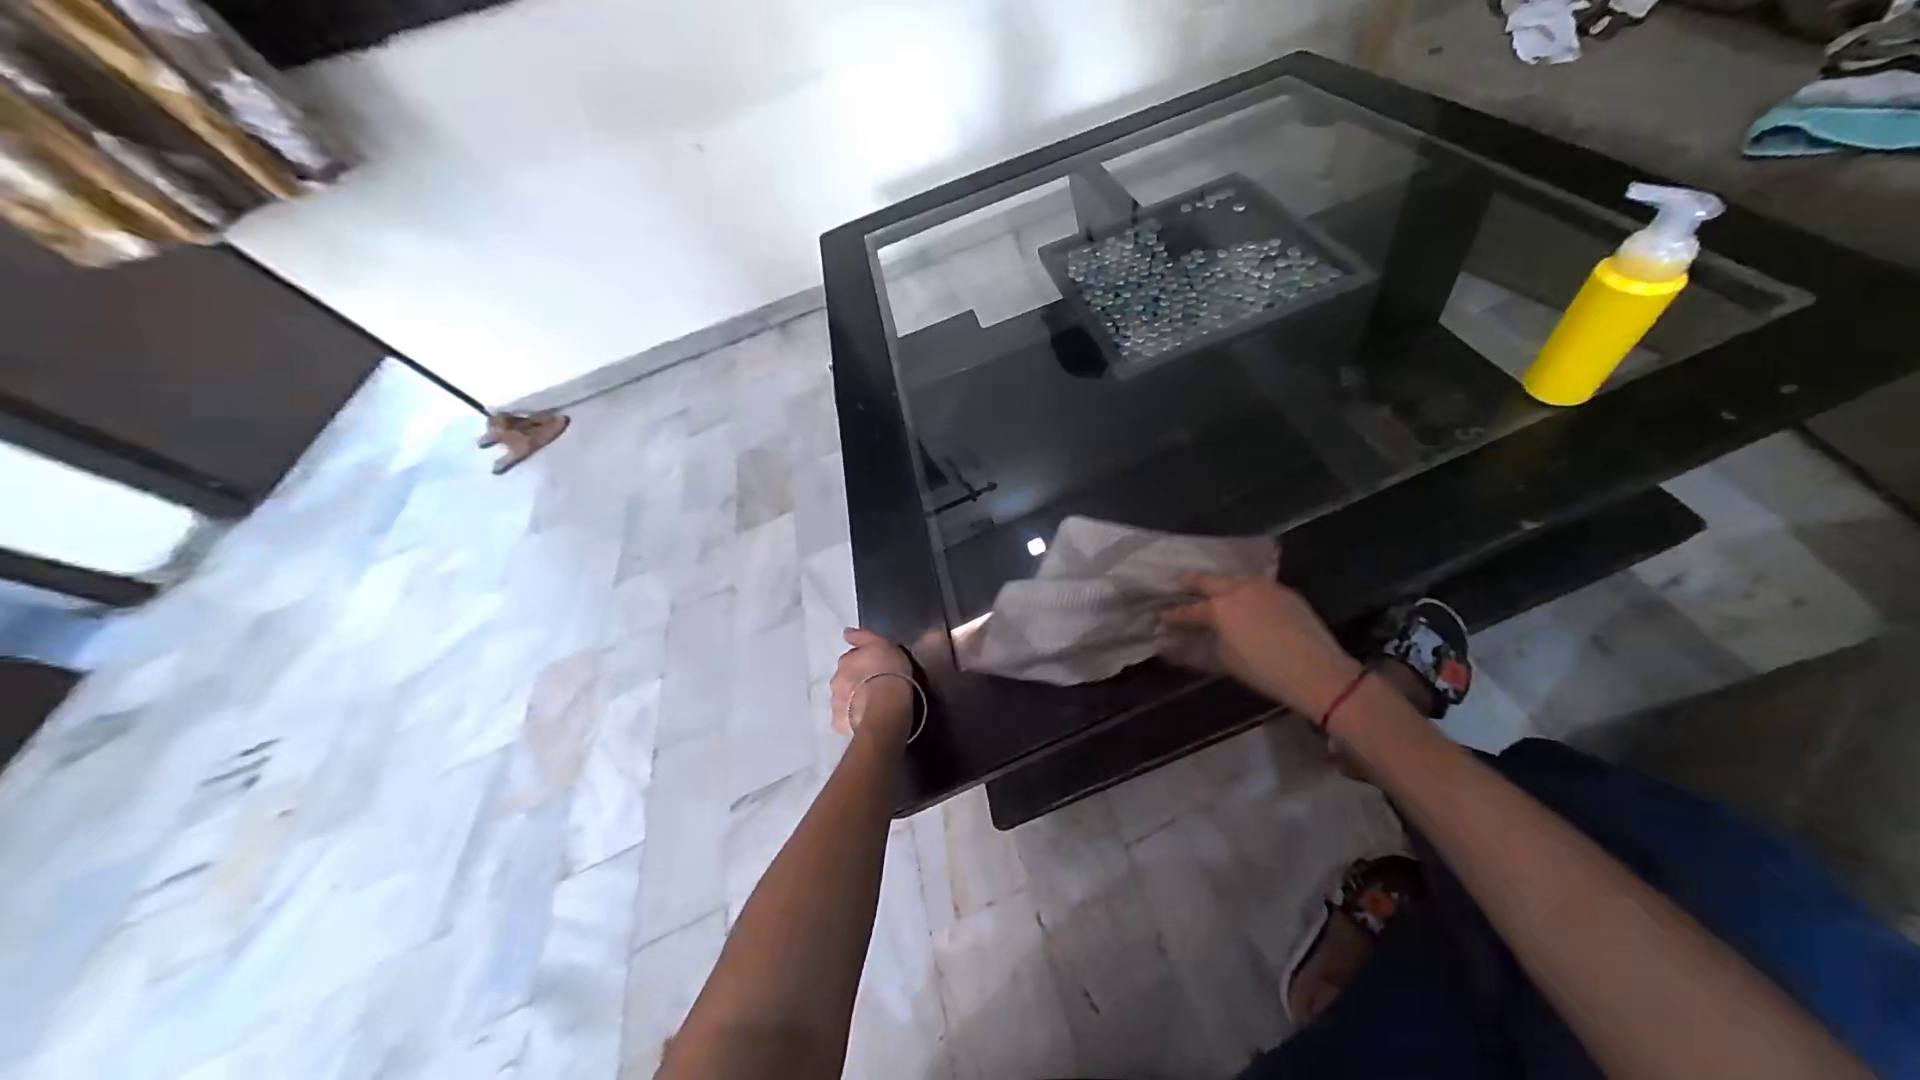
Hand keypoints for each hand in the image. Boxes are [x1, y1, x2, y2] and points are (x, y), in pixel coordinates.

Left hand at [829, 628, 914, 735]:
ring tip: (871, 705)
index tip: (874, 667)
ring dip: (853, 699)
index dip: (861, 663)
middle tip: (873, 686)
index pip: (850, 659)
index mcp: (845, 661)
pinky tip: (865, 718)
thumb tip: (846, 632)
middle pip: (844, 679)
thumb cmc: (888, 671)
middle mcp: (836, 680)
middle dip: (854, 681)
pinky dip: (852, 718)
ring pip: (843, 699)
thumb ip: (863, 637)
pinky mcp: (839, 723)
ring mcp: (836, 703)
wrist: (886, 705)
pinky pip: (845, 719)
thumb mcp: (882, 644)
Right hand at [1161, 573, 1362, 718]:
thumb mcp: (1227, 661)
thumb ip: (1206, 645)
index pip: (1189, 611)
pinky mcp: (1285, 592)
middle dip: (1192, 582)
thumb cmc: (1265, 671)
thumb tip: (1190, 639)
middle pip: (1209, 581)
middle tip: (1179, 581)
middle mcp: (1239, 589)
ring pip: (1235, 578)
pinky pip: (1257, 584)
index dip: (1174, 615)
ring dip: (1220, 582)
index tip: (1161, 617)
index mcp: (1220, 608)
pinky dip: (1244, 588)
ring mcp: (1265, 587)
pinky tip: (1243, 596)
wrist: (1318, 671)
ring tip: (1211, 586)